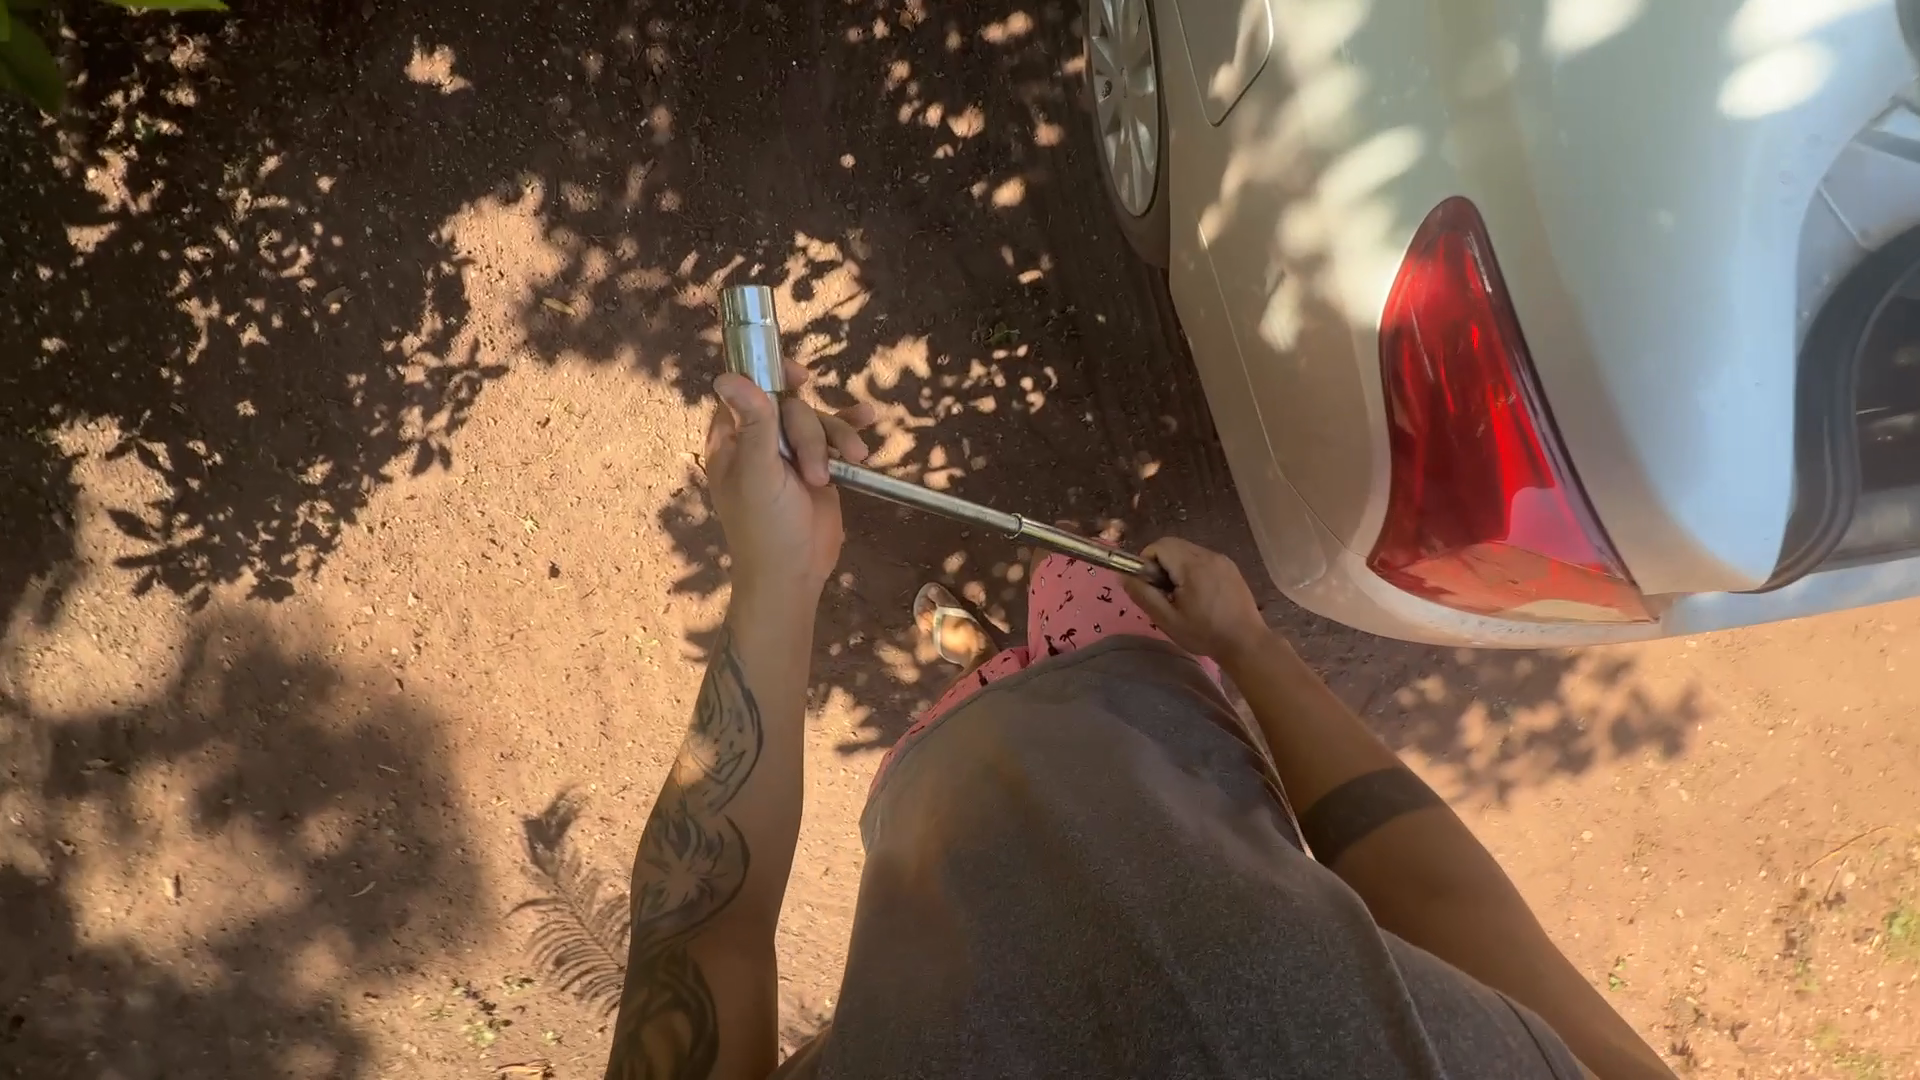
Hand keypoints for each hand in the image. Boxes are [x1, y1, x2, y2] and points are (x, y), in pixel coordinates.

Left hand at [705, 361, 875, 598]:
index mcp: (734, 440)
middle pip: (791, 406)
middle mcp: (761, 441)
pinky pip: (836, 437)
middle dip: (812, 432)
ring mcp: (792, 454)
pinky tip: (868, 418)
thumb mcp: (758, 473)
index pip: (747, 391)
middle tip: (816, 472)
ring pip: (817, 421)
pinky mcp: (819, 467)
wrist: (795, 572)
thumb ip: (753, 423)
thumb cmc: (766, 526)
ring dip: (838, 436)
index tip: (799, 376)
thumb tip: (726, 376)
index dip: (770, 377)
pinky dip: (851, 430)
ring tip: (852, 461)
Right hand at [1121, 538, 1270, 663]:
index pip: (1159, 546)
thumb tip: (1123, 575)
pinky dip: (1191, 569)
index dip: (1147, 562)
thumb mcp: (1167, 619)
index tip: (1151, 586)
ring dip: (1176, 566)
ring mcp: (1222, 560)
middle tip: (1164, 592)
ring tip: (1181, 595)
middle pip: (1172, 545)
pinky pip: (1201, 558)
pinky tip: (1198, 595)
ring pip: (1187, 551)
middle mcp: (1208, 555)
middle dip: (1160, 563)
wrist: (1246, 643)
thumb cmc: (1204, 633)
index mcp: (1192, 566)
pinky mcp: (1230, 567)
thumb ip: (1143, 594)